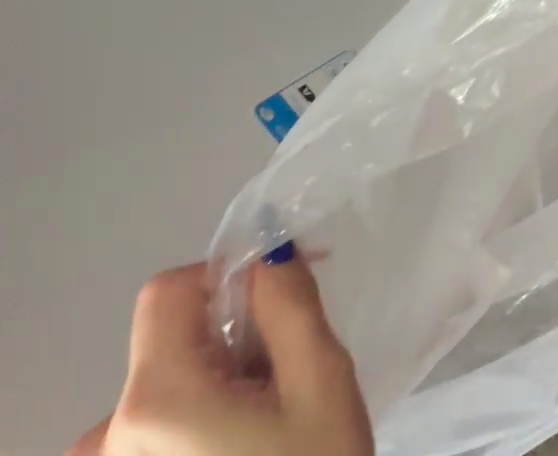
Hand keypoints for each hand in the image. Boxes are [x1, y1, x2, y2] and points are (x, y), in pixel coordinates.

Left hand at [70, 254, 372, 455]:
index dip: (228, 270)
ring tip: (280, 407)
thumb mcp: (321, 380)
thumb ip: (291, 308)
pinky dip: (208, 408)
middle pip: (173, 339)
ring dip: (228, 372)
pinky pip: (161, 417)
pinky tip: (250, 438)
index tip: (290, 280)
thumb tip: (270, 250)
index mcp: (154, 396)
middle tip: (301, 359)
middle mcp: (107, 429)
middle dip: (240, 331)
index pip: (168, 291)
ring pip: (173, 379)